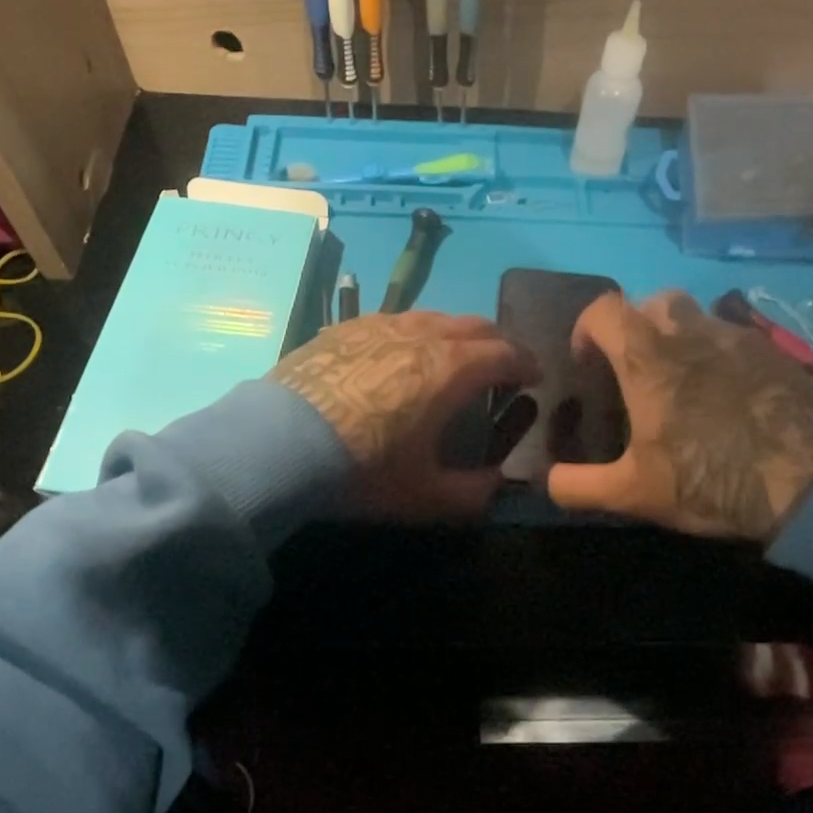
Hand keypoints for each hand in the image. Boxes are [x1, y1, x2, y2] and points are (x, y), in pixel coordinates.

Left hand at [270, 311, 539, 519]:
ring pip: (434, 317)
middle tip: (502, 366)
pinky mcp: (345, 328)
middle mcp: (422, 335)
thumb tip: (496, 485)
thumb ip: (473, 494)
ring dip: (456, 334)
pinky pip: (394, 320)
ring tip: (454, 357)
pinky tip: (401, 353)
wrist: (279, 446)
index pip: (506, 353)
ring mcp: (380, 325)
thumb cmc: (363, 471)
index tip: (534, 378)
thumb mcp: (425, 496)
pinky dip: (414, 333)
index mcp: (451, 369)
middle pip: (474, 325)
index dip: (527, 364)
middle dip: (497, 343)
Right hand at [547, 292, 812, 542]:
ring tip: (681, 383)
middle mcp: (689, 331)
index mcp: (646, 356)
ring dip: (678, 337)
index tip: (586, 363)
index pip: (603, 310)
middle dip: (634, 327)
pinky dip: (717, 355)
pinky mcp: (774, 350)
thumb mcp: (634, 494)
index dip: (586, 329)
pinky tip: (726, 397)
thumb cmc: (712, 479)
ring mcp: (737, 336)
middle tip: (634, 370)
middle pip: (652, 302)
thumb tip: (546, 481)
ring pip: (696, 316)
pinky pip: (732, 337)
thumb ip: (578, 486)